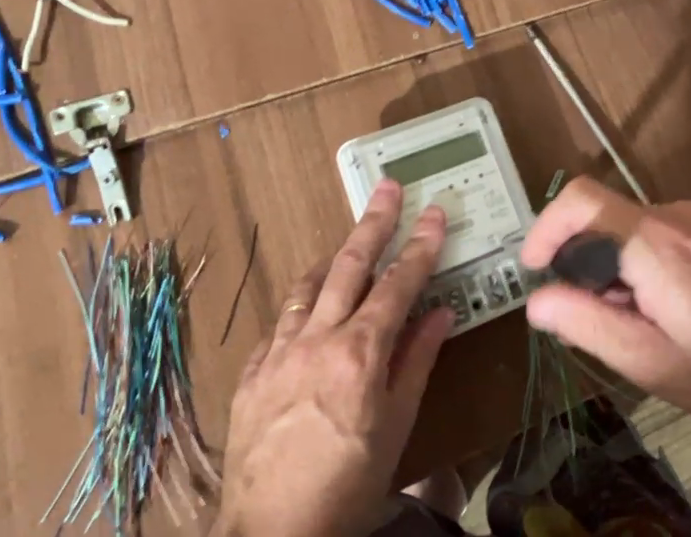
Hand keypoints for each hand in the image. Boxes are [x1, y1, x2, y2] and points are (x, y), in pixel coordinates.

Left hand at [212, 183, 454, 536]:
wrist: (271, 533)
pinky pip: (278, 325)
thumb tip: (439, 313)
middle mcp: (317, 339)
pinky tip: (305, 310)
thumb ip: (416, 361)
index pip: (398, 283)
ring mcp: (277, 353)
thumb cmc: (348, 484)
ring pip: (306, 287)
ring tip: (346, 242)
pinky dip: (298, 307)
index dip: (420, 245)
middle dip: (373, 223)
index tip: (434, 213)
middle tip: (388, 188)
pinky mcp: (250, 374)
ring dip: (330, 259)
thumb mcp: (396, 426)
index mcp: (360, 351)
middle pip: (349, 266)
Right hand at [520, 176, 690, 459]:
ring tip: (652, 336)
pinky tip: (686, 320)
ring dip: (625, 274)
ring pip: (641, 234)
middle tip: (602, 328)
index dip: (545, 228)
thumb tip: (537, 299)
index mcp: (659, 244)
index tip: (535, 272)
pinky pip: (675, 239)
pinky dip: (657, 270)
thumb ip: (589, 325)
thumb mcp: (658, 367)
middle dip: (590, 268)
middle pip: (610, 220)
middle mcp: (684, 215)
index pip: (582, 199)